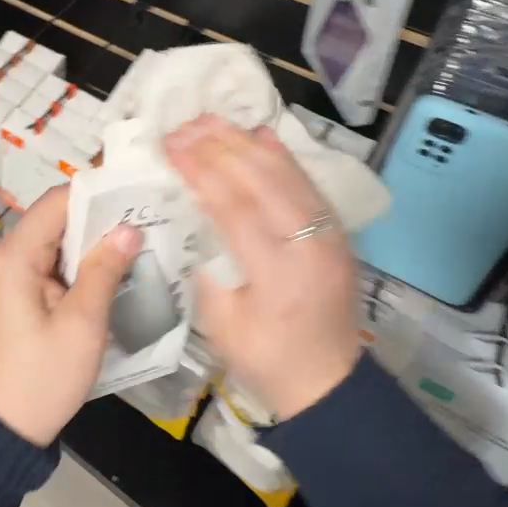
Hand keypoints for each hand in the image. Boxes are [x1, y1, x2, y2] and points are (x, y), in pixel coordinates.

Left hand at [0, 185, 142, 445]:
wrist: (8, 422)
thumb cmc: (45, 375)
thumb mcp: (82, 323)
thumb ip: (104, 270)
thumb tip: (129, 227)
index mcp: (14, 254)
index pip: (55, 202)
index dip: (94, 194)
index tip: (134, 193)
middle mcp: (7, 252)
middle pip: (56, 217)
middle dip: (99, 218)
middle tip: (146, 218)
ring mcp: (11, 270)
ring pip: (57, 238)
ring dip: (93, 241)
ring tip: (140, 239)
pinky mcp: (20, 287)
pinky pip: (53, 259)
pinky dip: (81, 261)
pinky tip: (115, 266)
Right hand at [165, 116, 359, 420]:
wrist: (331, 385)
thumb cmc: (265, 360)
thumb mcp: (221, 324)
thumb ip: (206, 268)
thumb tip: (191, 217)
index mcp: (277, 274)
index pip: (234, 207)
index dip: (199, 171)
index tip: (170, 146)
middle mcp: (309, 246)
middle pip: (261, 181)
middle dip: (218, 147)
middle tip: (183, 126)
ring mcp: (329, 236)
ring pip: (286, 174)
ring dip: (245, 143)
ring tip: (211, 121)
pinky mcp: (337, 233)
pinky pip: (308, 183)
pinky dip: (282, 155)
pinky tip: (259, 134)